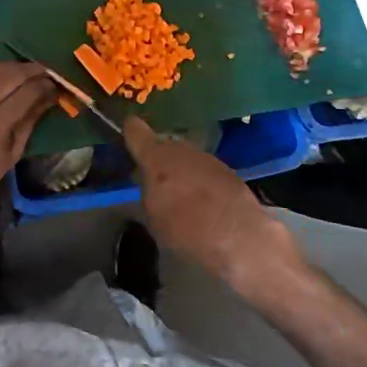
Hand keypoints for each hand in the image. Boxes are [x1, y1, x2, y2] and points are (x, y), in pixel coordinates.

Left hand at [0, 63, 56, 214]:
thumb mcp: (13, 152)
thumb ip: (30, 121)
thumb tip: (49, 98)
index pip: (28, 90)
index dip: (46, 85)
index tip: (59, 87)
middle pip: (13, 72)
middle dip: (35, 70)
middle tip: (51, 75)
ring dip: (19, 68)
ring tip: (35, 75)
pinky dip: (4, 74)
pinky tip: (15, 81)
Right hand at [123, 117, 299, 288]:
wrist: (237, 235)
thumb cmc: (185, 229)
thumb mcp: (153, 217)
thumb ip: (148, 192)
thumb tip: (151, 184)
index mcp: (156, 159)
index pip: (136, 132)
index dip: (131, 130)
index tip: (128, 130)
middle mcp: (181, 150)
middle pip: (165, 145)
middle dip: (159, 158)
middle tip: (155, 177)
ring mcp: (207, 158)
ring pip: (187, 157)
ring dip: (182, 170)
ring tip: (181, 193)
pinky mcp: (228, 171)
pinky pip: (205, 170)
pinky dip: (201, 180)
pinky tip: (204, 201)